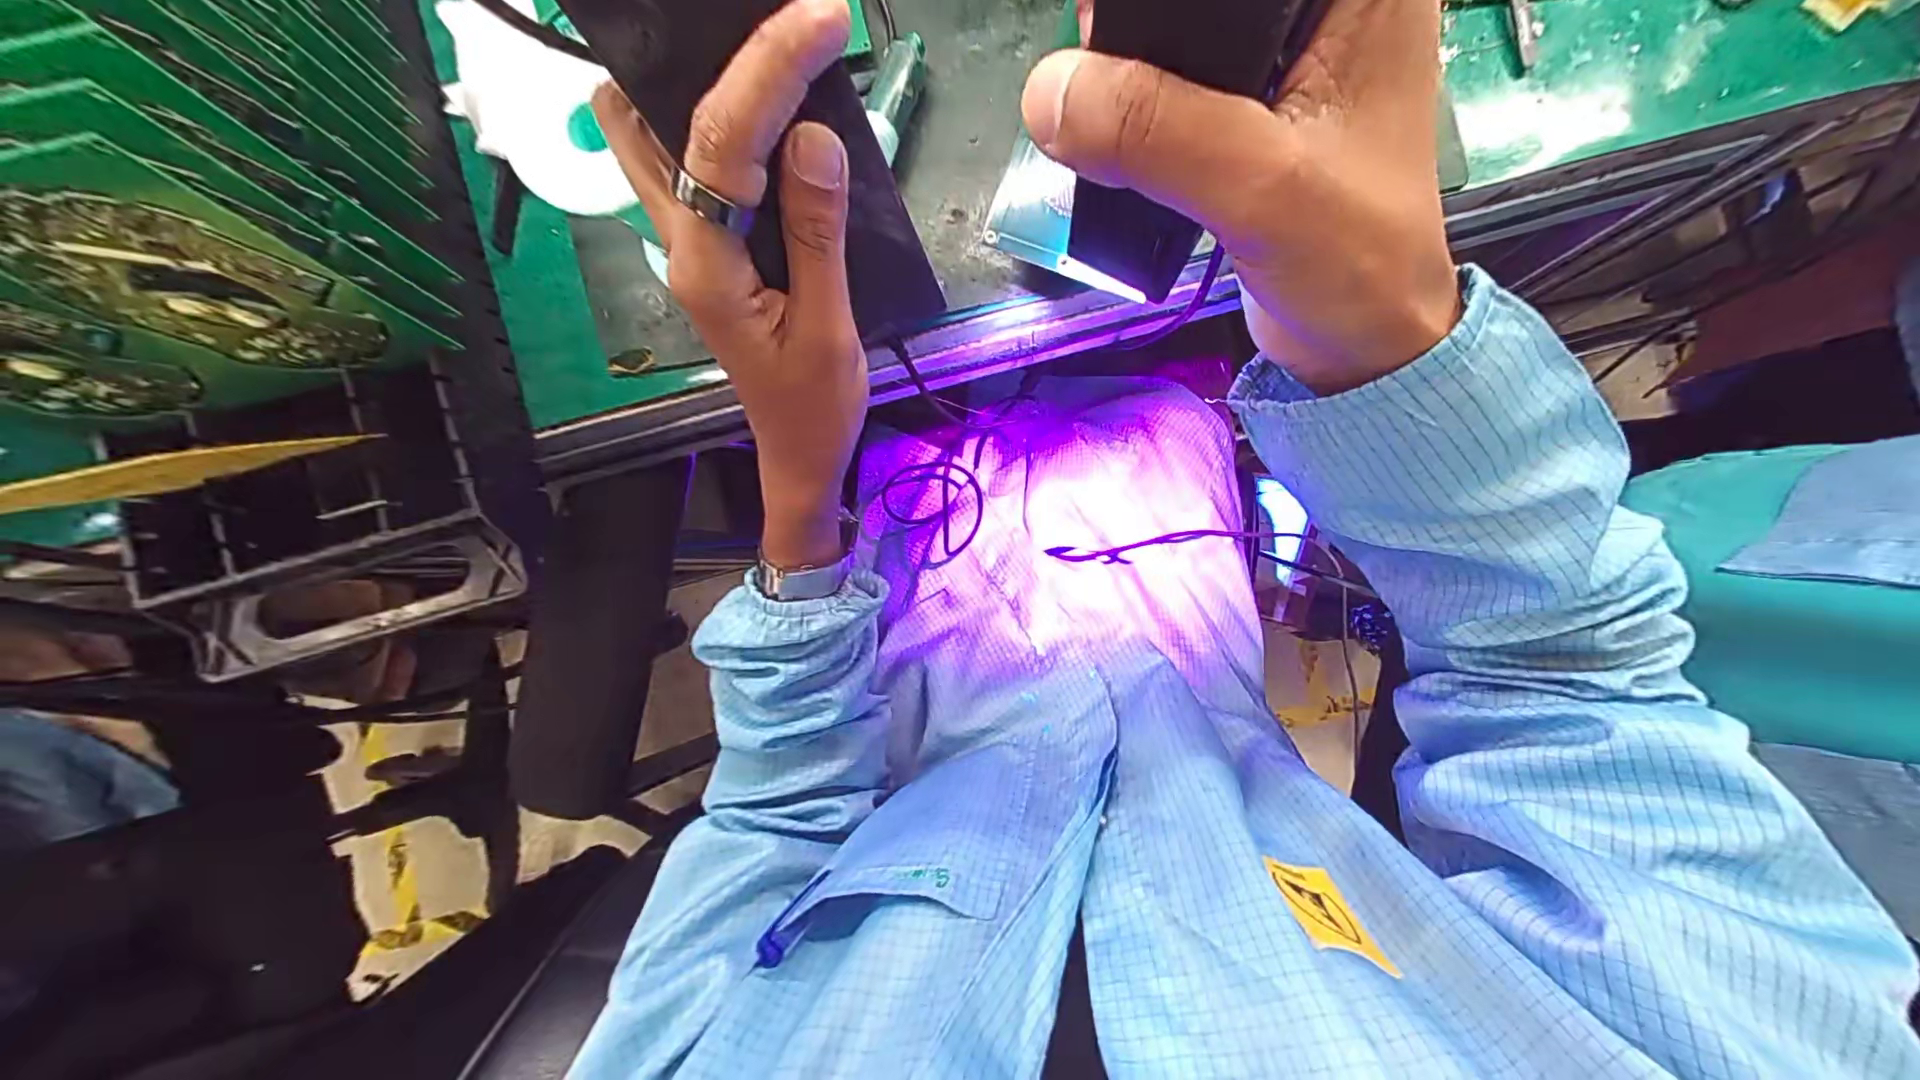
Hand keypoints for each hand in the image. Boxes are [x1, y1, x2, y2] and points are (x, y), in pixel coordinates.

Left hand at [592, 0, 860, 568]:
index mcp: (707, 266)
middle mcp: (682, 244)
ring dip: (699, 84)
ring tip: (771, 55)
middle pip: (657, 120)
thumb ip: (818, 236)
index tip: (821, 19)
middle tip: (782, 28)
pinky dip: (720, 125)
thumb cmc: (816, 408)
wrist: (798, 454)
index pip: (723, 142)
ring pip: (657, 139)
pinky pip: (694, 169)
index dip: (769, 70)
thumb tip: (814, 137)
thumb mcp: (828, 329)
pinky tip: (764, 112)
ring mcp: (690, 248)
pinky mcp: (711, 253)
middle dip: (713, 58)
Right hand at [1024, 0, 1460, 394]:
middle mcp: (1316, 8)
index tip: (1105, 52)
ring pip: (1167, 45)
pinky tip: (1118, 152)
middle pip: (1186, 2)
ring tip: (1104, 137)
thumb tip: (1048, 94)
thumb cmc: (1350, 264)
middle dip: (1128, 44)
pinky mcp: (1245, 117)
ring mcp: (1277, 66)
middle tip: (1098, 107)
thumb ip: (1159, 132)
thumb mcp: (1258, 187)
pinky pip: (1166, 95)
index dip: (1150, 5)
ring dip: (1120, 88)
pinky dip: (1130, 123)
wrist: (1355, 341)